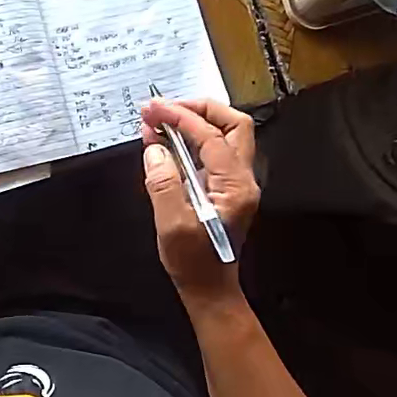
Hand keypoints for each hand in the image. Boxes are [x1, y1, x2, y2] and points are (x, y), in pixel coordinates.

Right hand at [140, 98, 258, 300]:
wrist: (209, 289)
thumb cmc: (194, 264)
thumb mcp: (172, 226)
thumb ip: (163, 185)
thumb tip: (155, 150)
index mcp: (235, 187)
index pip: (210, 137)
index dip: (180, 117)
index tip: (153, 109)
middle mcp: (242, 180)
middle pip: (233, 124)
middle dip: (199, 108)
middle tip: (165, 107)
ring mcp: (235, 183)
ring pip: (226, 135)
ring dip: (194, 121)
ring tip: (161, 120)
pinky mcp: (224, 188)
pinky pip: (212, 152)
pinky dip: (190, 139)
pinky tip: (166, 142)